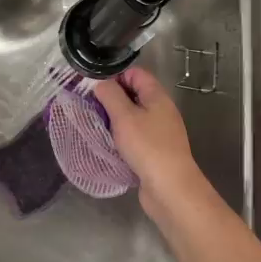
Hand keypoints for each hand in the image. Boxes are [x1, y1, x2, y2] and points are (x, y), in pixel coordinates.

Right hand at [93, 67, 209, 218]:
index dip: (115, 76)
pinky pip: (135, 135)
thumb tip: (100, 82)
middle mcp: (161, 110)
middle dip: (112, 98)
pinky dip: (122, 136)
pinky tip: (108, 143)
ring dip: (115, 119)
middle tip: (90, 105)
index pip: (135, 73)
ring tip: (95, 124)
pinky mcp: (155, 150)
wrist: (170, 188)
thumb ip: (110, 95)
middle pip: (134, 94)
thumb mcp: (124, 116)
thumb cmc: (147, 147)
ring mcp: (159, 131)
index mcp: (157, 96)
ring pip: (133, 116)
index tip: (94, 86)